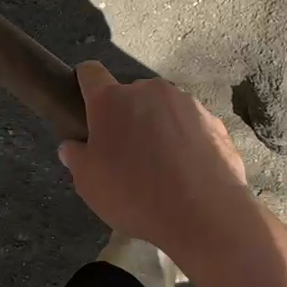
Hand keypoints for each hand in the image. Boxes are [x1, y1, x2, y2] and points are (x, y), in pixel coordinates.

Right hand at [57, 62, 250, 255]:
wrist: (203, 213)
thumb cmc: (135, 196)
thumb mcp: (89, 184)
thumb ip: (76, 157)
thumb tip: (73, 146)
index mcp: (112, 100)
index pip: (90, 73)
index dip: (84, 84)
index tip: (85, 104)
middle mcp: (150, 91)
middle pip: (130, 94)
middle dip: (126, 116)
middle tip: (126, 153)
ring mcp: (187, 103)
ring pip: (163, 109)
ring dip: (157, 127)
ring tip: (162, 166)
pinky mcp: (213, 121)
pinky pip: (190, 126)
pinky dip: (185, 141)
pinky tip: (187, 171)